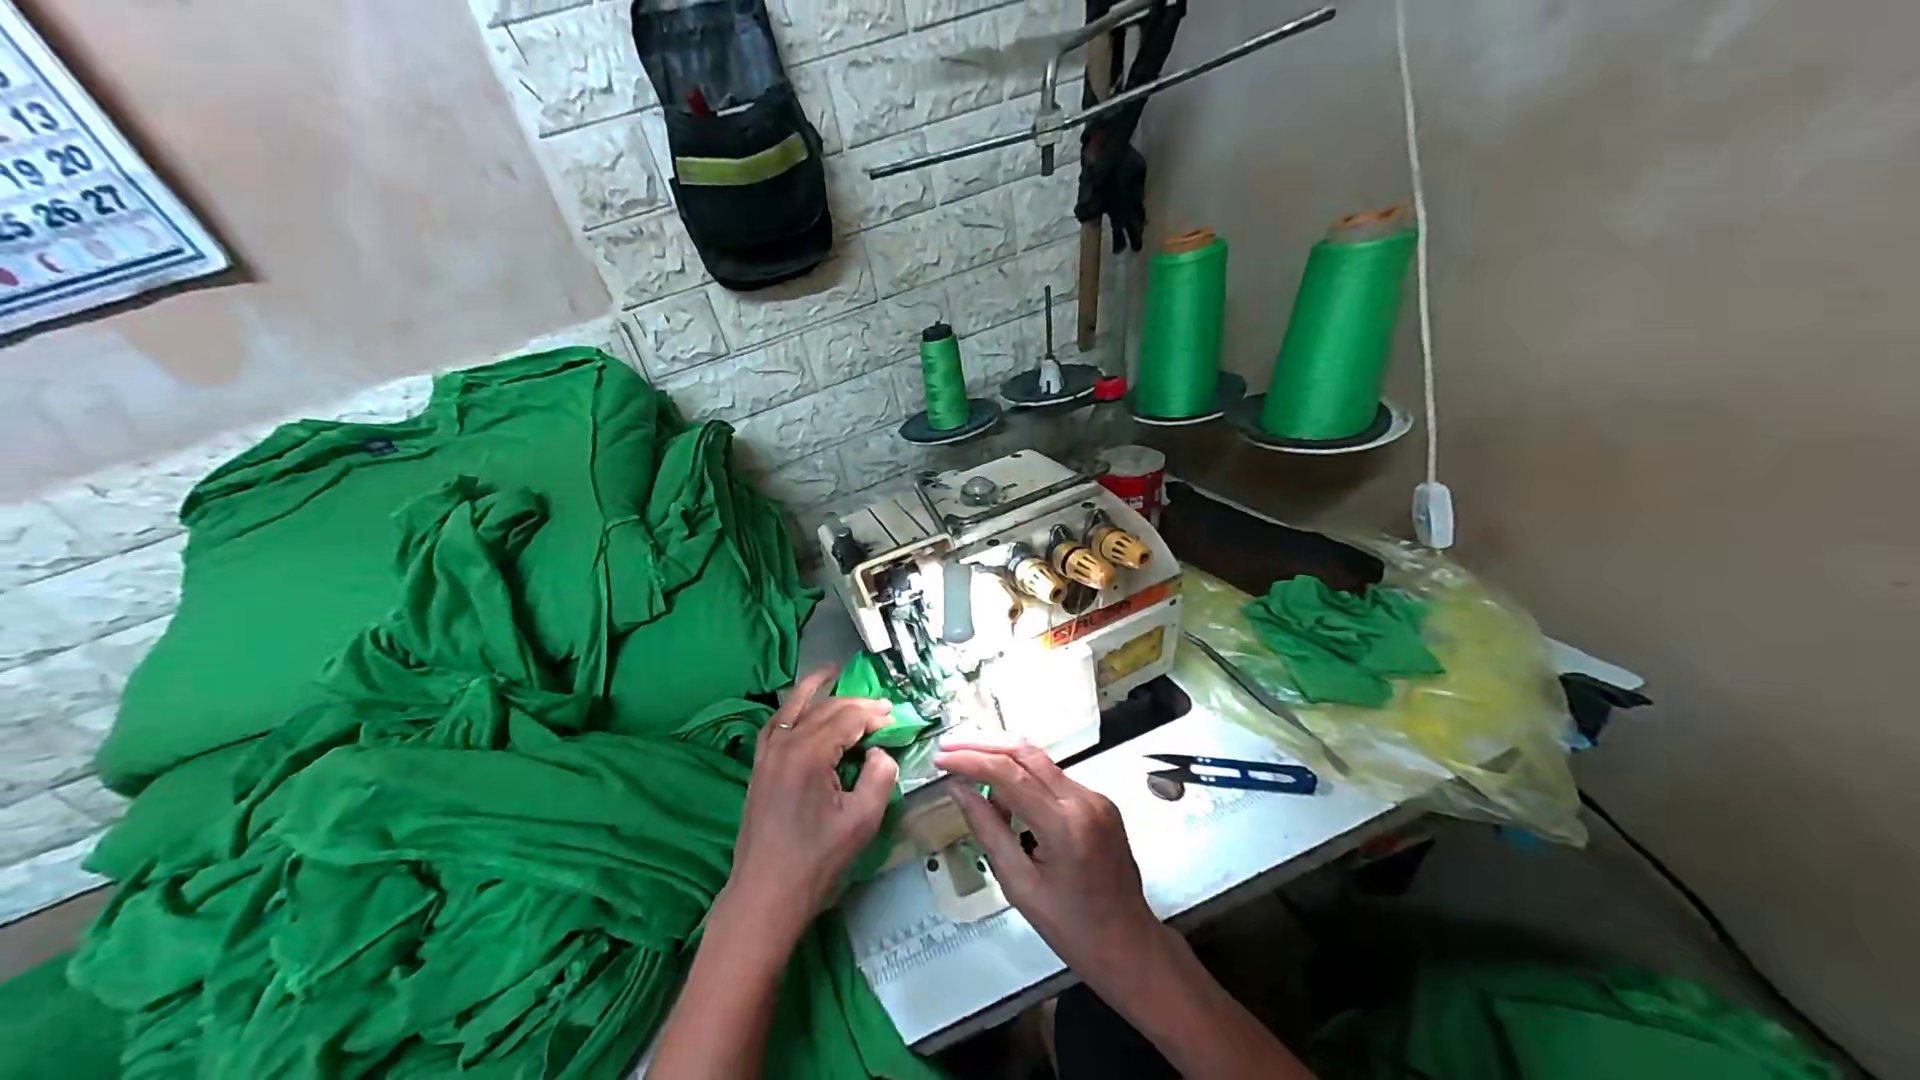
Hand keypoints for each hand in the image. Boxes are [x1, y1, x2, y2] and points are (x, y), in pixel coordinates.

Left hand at [724, 667, 898, 940]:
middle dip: (855, 704)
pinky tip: (799, 706)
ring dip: (817, 690)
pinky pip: (775, 723)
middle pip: (825, 709)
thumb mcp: (862, 820)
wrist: (765, 895)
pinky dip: (790, 708)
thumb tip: (880, 752)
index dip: (875, 715)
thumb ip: (880, 776)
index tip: (896, 719)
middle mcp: (785, 744)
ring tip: (832, 671)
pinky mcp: (759, 767)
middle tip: (882, 707)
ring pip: (795, 708)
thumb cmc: (816, 861)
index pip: (849, 718)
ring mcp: (767, 754)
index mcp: (810, 753)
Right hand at [936, 738, 1316, 1079]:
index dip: (970, 760)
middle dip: (984, 744)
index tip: (940, 760)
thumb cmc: (1070, 928)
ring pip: (1041, 760)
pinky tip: (1002, 792)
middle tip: (948, 749)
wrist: (1129, 944)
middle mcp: (1084, 799)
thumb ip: (988, 829)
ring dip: (1003, 757)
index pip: (1009, 773)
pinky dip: (1025, 776)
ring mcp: (1096, 797)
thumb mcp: (1019, 885)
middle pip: (1027, 752)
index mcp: (1064, 824)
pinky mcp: (1100, 801)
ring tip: (966, 765)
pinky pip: (1055, 778)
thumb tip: (958, 789)